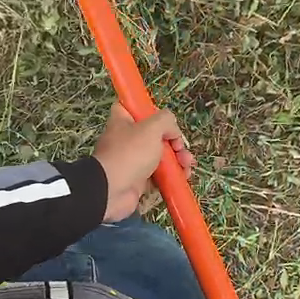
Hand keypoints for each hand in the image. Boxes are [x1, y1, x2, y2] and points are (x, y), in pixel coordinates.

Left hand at [90, 104, 192, 221]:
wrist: (112, 191)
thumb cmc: (130, 153)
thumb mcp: (151, 128)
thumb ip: (165, 120)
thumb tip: (172, 130)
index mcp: (122, 120)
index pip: (133, 108)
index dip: (150, 111)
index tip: (164, 120)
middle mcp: (125, 139)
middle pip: (154, 134)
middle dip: (173, 140)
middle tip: (181, 148)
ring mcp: (131, 160)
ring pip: (159, 155)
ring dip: (177, 159)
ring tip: (187, 164)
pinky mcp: (138, 179)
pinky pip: (158, 174)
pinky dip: (171, 175)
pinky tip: (183, 176)